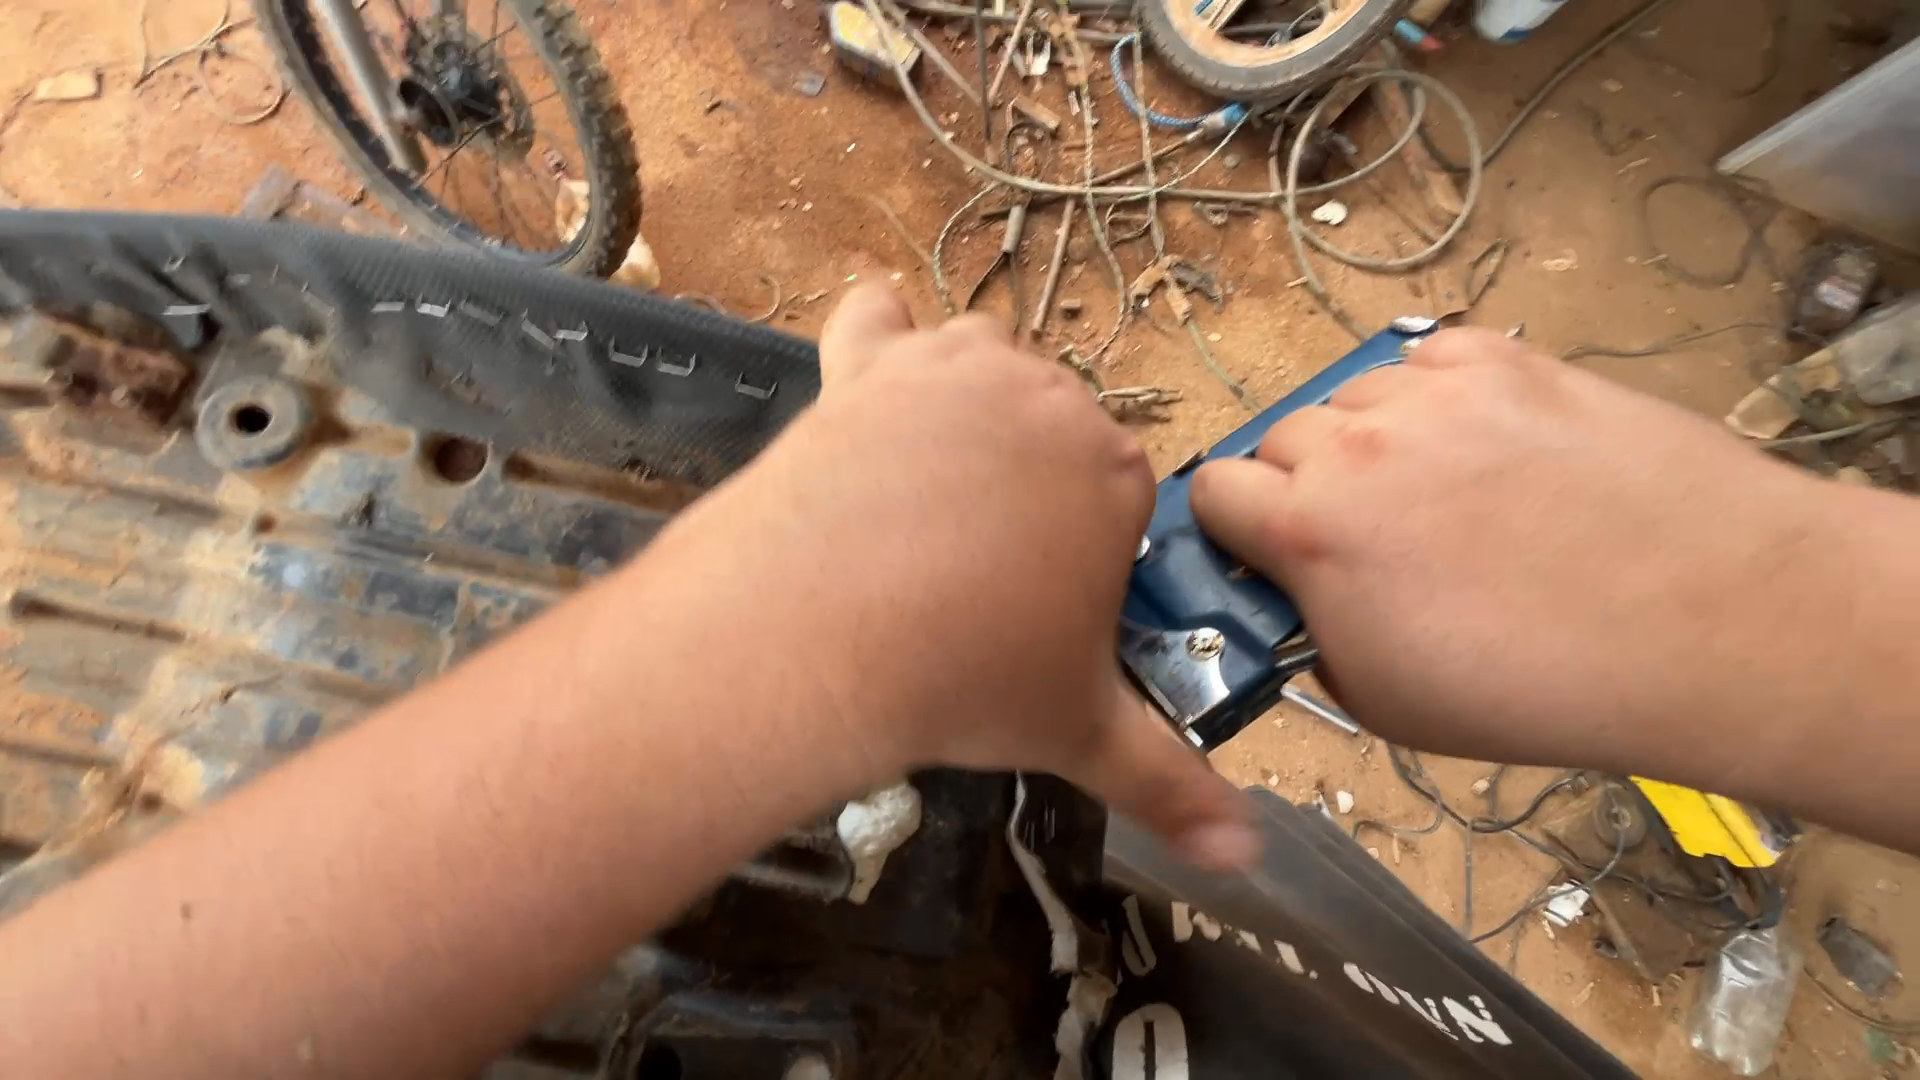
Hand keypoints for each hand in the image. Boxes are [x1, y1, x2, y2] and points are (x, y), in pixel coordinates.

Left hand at [630, 285, 1255, 866]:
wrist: (822, 633)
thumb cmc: (966, 677)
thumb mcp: (1077, 733)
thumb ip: (1168, 784)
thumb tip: (1247, 857)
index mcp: (1114, 475)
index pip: (1116, 495)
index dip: (1077, 548)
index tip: (1035, 597)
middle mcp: (1048, 403)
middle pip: (1052, 432)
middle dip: (1027, 486)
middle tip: (972, 564)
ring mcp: (956, 372)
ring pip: (983, 373)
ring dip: (971, 416)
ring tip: (934, 487)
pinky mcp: (870, 366)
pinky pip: (879, 325)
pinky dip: (877, 336)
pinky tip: (873, 351)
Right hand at [1189, 327, 1843, 772]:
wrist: (1715, 628)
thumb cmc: (1534, 686)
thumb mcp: (1376, 701)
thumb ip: (1304, 636)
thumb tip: (1292, 599)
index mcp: (1308, 530)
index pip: (1209, 487)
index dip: (1226, 518)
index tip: (1258, 543)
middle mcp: (1352, 450)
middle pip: (1275, 439)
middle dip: (1295, 483)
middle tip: (1353, 527)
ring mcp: (1429, 398)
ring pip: (1347, 399)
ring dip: (1361, 439)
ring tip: (1423, 482)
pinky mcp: (1504, 364)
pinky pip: (1422, 362)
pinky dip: (1426, 397)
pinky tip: (1469, 440)